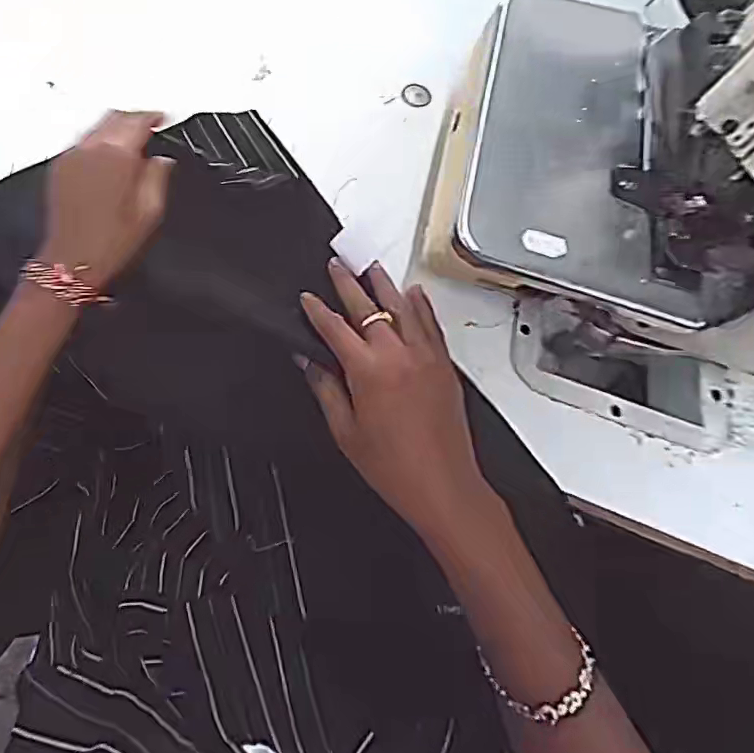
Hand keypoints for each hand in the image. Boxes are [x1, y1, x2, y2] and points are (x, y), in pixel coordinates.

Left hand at [38, 111, 174, 289]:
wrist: (72, 260)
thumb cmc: (111, 242)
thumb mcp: (150, 211)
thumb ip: (158, 176)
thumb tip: (162, 159)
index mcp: (118, 157)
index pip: (138, 121)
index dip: (153, 117)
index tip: (163, 119)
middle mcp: (92, 150)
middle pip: (116, 117)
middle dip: (135, 118)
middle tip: (150, 126)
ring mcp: (73, 156)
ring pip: (98, 126)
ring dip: (117, 127)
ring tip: (132, 139)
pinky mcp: (61, 166)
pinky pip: (84, 141)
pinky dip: (100, 139)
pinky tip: (110, 155)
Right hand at [298, 261, 493, 539]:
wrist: (443, 486)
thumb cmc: (396, 467)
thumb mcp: (345, 431)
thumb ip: (325, 388)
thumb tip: (308, 362)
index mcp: (368, 371)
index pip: (334, 328)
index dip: (317, 310)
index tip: (308, 299)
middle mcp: (398, 355)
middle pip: (367, 307)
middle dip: (348, 283)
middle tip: (337, 266)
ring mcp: (425, 356)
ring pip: (402, 307)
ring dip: (384, 285)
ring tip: (372, 268)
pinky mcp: (444, 364)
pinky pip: (431, 323)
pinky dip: (421, 305)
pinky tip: (415, 293)